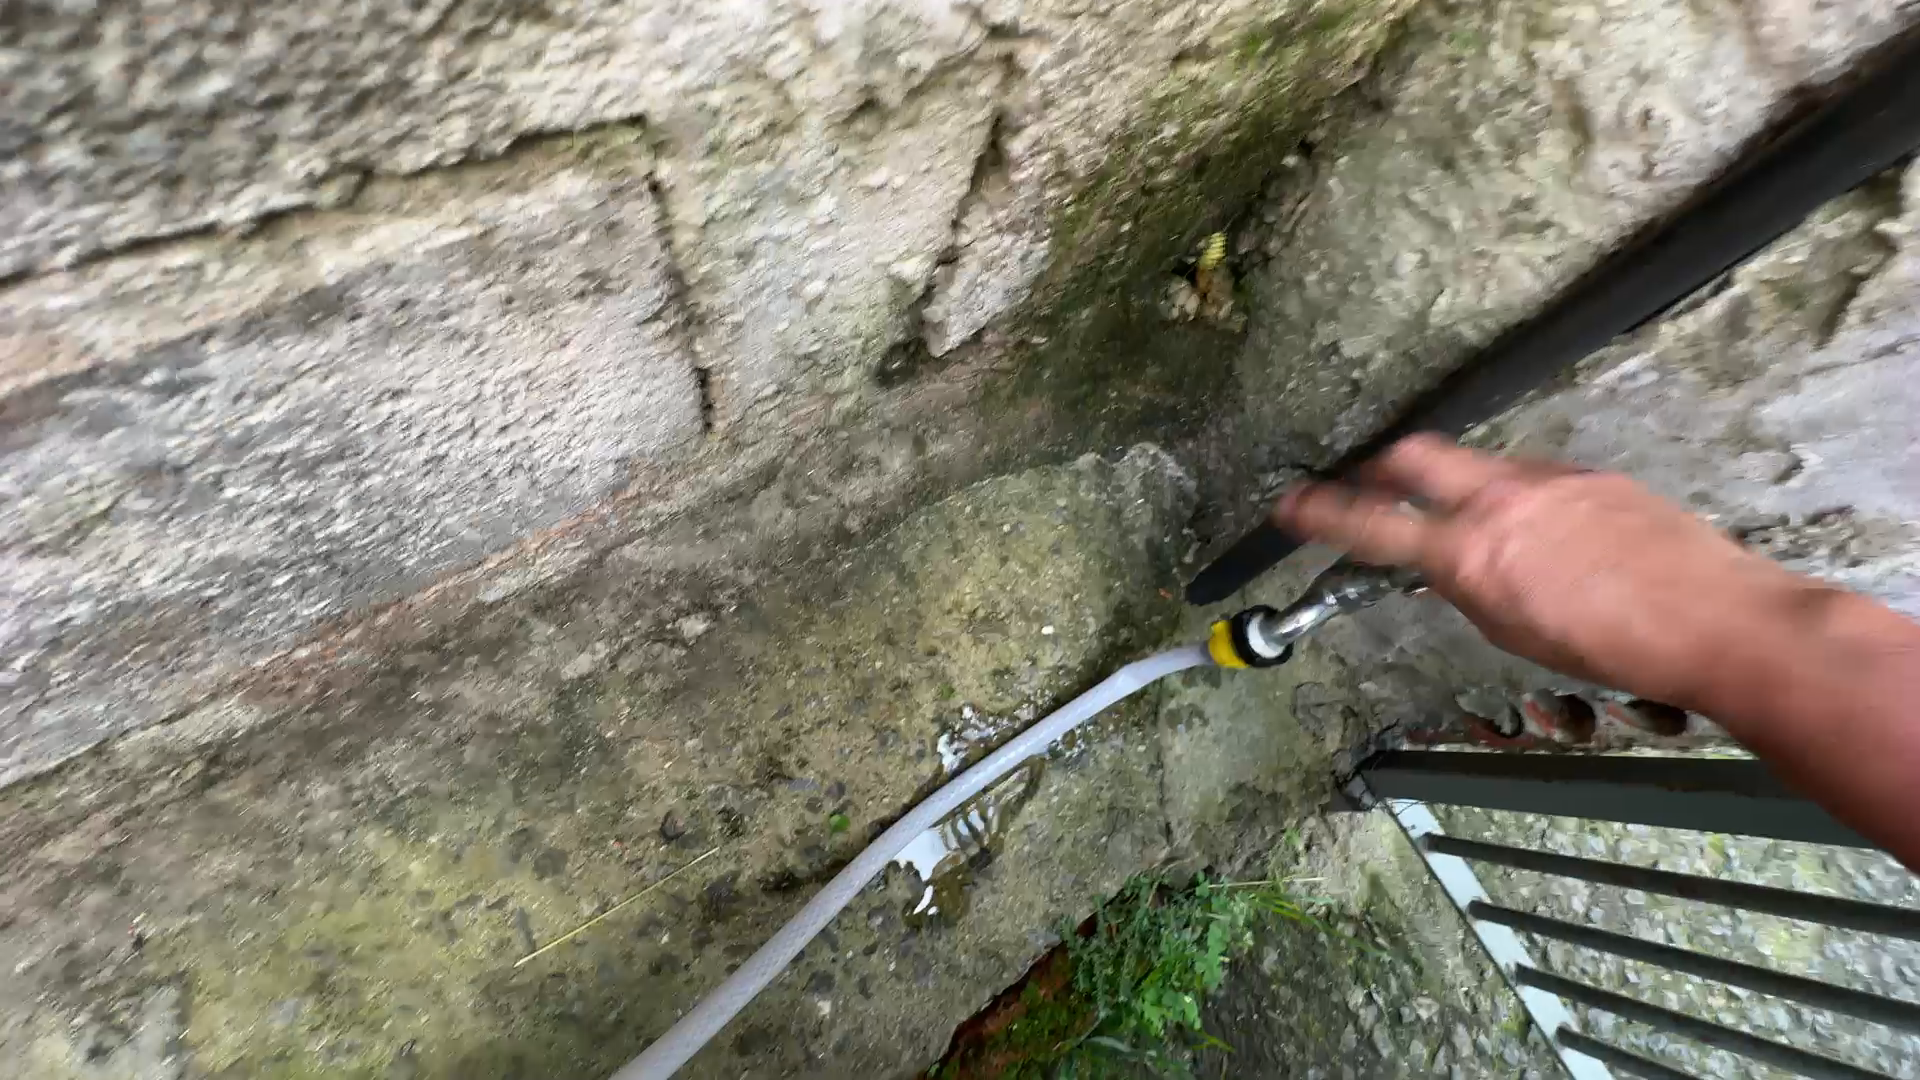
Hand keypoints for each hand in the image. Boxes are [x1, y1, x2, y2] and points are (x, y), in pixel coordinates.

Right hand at [1271, 434, 1817, 705]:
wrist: (1721, 621)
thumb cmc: (1604, 646)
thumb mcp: (1505, 627)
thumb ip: (1459, 584)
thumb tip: (1440, 565)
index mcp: (1466, 552)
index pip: (1369, 525)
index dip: (1319, 514)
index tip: (1288, 504)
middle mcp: (1496, 501)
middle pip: (1412, 454)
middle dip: (1379, 466)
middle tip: (1371, 483)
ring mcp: (1543, 480)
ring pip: (1472, 464)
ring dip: (1452, 485)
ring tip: (1474, 522)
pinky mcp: (1584, 475)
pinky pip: (1525, 475)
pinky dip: (1509, 496)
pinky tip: (1539, 529)